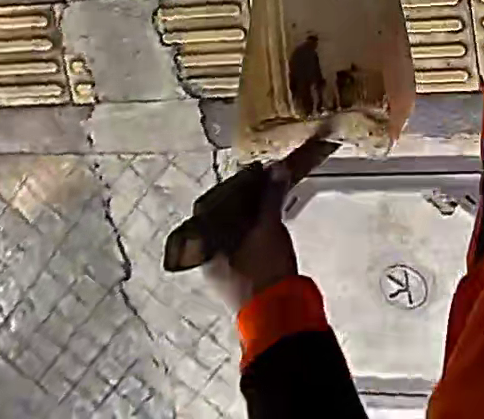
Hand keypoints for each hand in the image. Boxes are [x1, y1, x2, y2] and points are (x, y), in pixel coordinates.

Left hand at [204, 164, 299, 309]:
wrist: (278, 314)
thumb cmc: (265, 267)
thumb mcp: (269, 226)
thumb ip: (271, 195)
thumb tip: (276, 168)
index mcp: (205, 243)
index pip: (209, 204)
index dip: (230, 187)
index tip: (250, 176)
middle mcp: (207, 257)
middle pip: (218, 218)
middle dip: (239, 201)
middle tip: (261, 186)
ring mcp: (220, 271)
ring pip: (228, 233)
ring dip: (246, 216)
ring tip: (267, 201)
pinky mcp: (237, 280)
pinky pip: (238, 246)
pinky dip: (250, 231)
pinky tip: (266, 224)